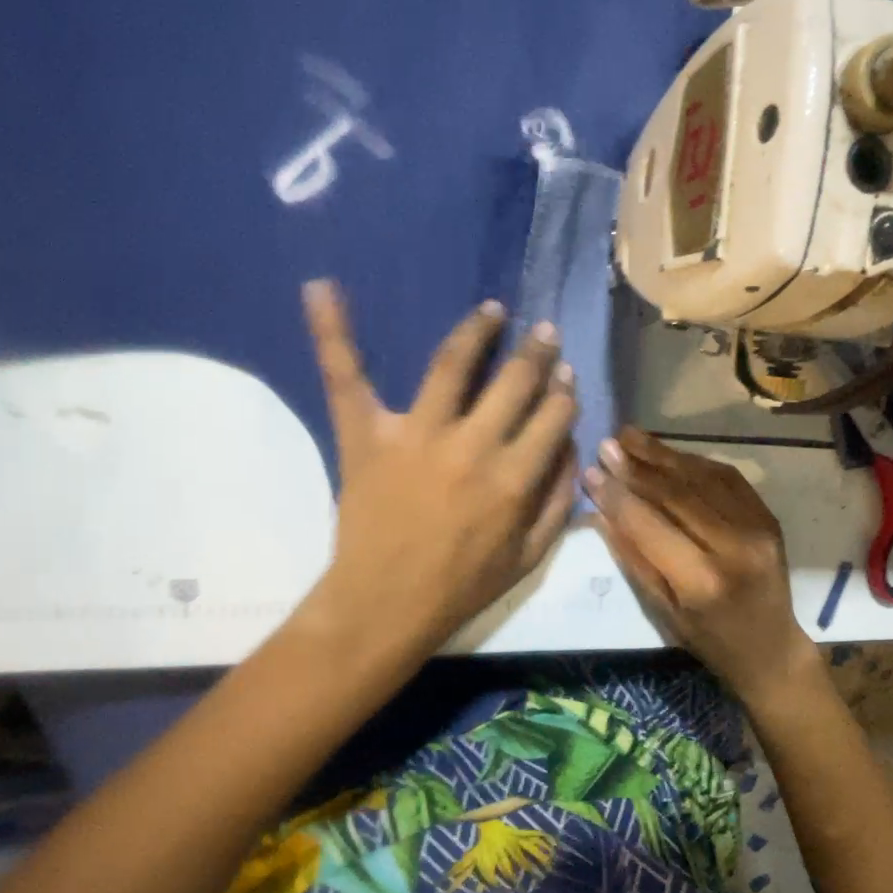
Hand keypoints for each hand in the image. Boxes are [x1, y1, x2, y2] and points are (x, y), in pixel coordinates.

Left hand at [298, 281, 576, 655]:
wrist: (385, 605)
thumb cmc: (462, 587)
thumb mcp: (529, 557)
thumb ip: (558, 501)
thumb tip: (572, 448)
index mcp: (514, 479)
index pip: (552, 417)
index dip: (564, 392)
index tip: (567, 377)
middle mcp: (472, 446)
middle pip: (515, 382)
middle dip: (538, 354)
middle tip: (546, 334)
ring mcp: (416, 434)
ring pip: (452, 364)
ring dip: (478, 330)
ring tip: (493, 311)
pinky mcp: (365, 435)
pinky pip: (346, 376)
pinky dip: (332, 331)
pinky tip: (320, 287)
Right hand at [585, 427, 814, 699]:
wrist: (771, 649)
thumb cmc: (709, 641)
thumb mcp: (662, 610)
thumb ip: (633, 557)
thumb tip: (601, 509)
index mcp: (701, 581)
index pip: (650, 525)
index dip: (617, 496)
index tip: (590, 472)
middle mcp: (733, 547)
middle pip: (676, 494)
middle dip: (636, 467)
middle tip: (606, 445)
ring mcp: (757, 528)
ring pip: (702, 479)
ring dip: (663, 455)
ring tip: (631, 438)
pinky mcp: (768, 517)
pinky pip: (727, 479)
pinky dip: (694, 463)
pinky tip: (668, 454)